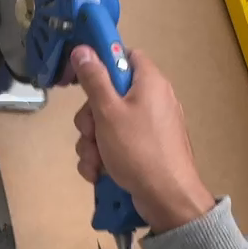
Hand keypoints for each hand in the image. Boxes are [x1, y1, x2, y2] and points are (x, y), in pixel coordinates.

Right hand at [70, 46, 214, 231]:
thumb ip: (94, 79)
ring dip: (92, 143)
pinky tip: (99, 172)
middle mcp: (151, 99)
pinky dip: (104, 157)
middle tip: (91, 133)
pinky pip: (116, 143)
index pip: (123, 55)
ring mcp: (148, 126)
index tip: (80, 78)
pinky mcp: (145, 148)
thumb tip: (83, 49)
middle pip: (108, 94)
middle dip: (90, 118)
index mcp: (149, 82)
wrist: (167, 199)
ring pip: (106, 123)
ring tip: (96, 161)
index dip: (100, 63)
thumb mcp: (108, 112)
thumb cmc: (139, 150)